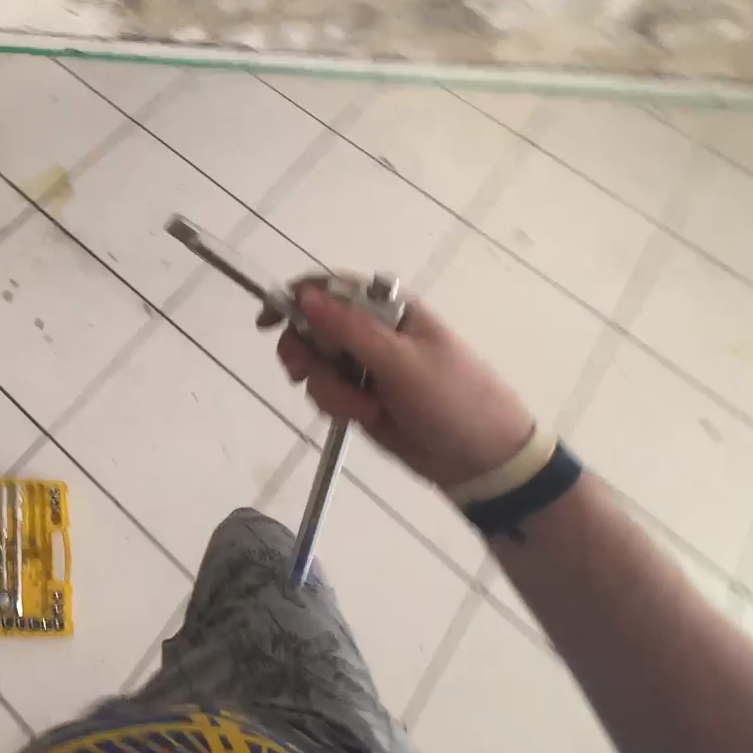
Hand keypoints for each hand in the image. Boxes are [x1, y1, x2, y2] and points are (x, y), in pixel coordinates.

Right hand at [264, 280, 533, 488]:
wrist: (484, 462)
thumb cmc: (454, 400)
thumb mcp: (402, 363)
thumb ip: (350, 330)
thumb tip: (305, 296)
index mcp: (389, 310)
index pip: (330, 290)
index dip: (295, 299)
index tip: (269, 321)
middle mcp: (371, 332)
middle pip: (311, 327)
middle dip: (304, 351)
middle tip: (303, 371)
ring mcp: (363, 365)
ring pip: (314, 363)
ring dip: (326, 387)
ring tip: (358, 408)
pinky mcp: (358, 395)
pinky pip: (324, 391)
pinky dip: (335, 404)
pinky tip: (362, 416)